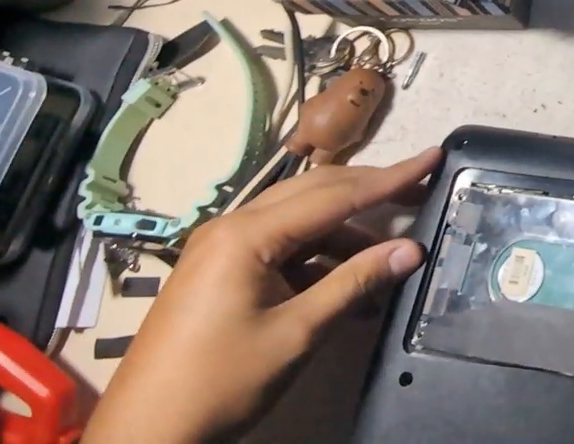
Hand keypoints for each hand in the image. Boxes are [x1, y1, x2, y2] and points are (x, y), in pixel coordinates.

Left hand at [85, 148, 441, 443]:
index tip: (435, 157)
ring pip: (303, 219)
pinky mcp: (222, 271)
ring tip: (390, 257)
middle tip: (423, 188)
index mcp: (247, 235)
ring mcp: (223, 248)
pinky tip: (350, 284)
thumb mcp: (297, 333)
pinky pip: (285, 245)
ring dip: (349, 232)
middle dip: (373, 191)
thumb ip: (355, 282)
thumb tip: (413, 249)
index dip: (392, 178)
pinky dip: (322, 256)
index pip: (337, 195)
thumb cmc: (217, 384)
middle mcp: (233, 227)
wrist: (139, 443)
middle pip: (318, 193)